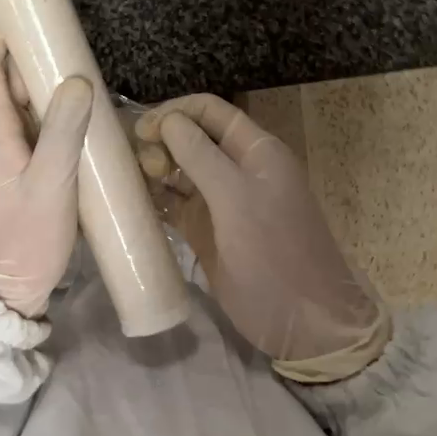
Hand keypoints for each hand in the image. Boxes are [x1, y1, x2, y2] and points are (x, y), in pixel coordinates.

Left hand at [0, 23, 94, 317]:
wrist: (11, 286)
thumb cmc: (27, 236)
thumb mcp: (51, 185)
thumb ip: (64, 132)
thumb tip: (76, 79)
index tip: (29, 11)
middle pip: (7, 77)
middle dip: (33, 53)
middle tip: (75, 38)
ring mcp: (9, 149)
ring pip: (23, 100)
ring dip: (47, 82)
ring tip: (87, 68)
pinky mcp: (24, 165)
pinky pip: (37, 124)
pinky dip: (55, 109)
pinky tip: (83, 111)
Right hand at [136, 94, 388, 381]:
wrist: (303, 324)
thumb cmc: (275, 254)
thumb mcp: (237, 199)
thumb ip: (200, 156)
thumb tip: (168, 121)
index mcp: (256, 152)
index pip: (210, 111)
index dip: (176, 112)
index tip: (143, 130)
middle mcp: (237, 170)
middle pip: (190, 138)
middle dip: (162, 142)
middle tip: (143, 165)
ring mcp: (220, 202)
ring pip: (179, 170)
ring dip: (155, 169)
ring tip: (133, 182)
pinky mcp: (205, 232)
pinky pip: (174, 204)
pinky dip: (154, 199)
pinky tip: (133, 202)